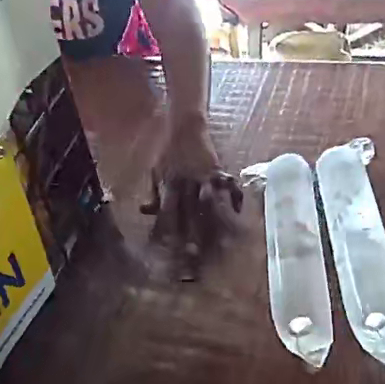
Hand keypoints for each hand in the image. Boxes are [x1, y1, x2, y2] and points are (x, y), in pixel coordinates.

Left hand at [142, 114, 242, 281]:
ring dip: (216, 225)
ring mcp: (206, 176)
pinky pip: (230, 188)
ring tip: (222, 245)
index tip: (172, 253)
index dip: (170, 234)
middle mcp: (188, 183)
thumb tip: (145, 211)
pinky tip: (239, 217)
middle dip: (195, 237)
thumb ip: (153, 193)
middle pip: (192, 214)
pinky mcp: (220, 170)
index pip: (169, 214)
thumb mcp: (155, 171)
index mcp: (169, 184)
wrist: (185, 125)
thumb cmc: (167, 151)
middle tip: (198, 259)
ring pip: (212, 205)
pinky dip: (235, 202)